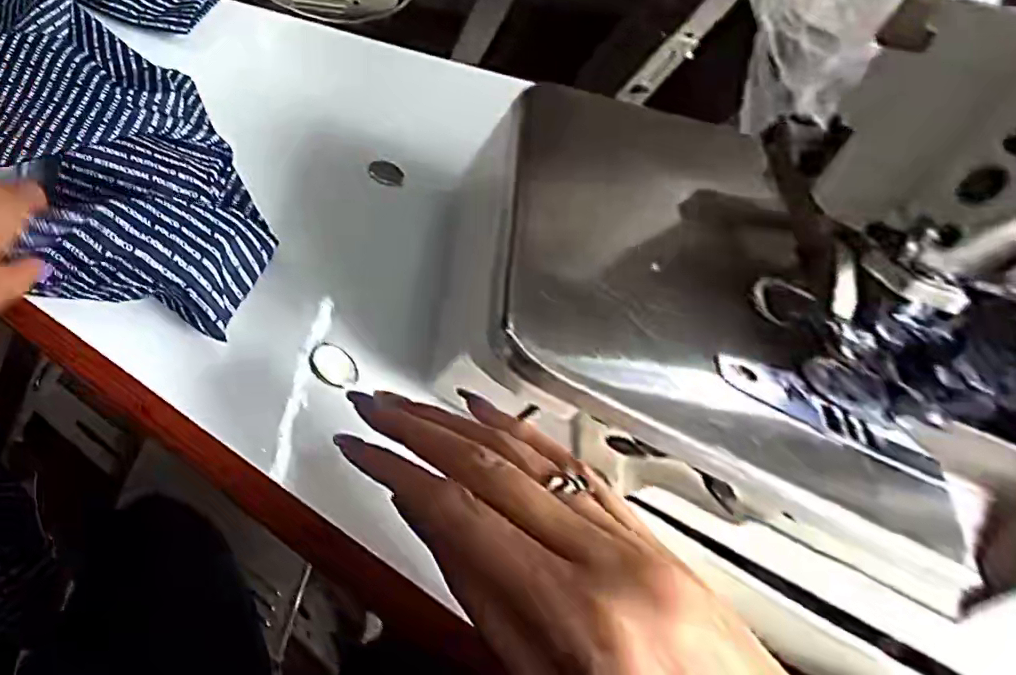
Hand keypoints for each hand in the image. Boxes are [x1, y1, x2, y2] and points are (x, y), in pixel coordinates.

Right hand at [337, 391, 783, 674]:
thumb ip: (477, 594)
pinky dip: (521, 430)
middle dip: (416, 428)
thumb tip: (423, 515)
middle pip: (488, 466)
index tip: (360, 448)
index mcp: (582, 613)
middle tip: (372, 407)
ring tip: (410, 402)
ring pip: (529, 454)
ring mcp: (641, 546)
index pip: (459, 509)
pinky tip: (486, 409)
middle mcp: (614, 564)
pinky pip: (577, 467)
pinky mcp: (655, 540)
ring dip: (455, 419)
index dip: (396, 468)